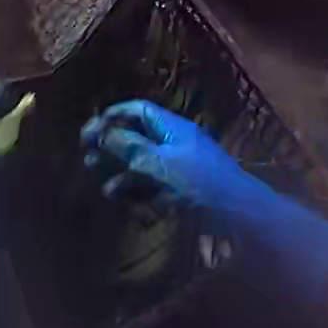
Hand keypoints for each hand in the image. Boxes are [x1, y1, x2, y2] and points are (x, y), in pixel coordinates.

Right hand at [81, 101, 327, 308]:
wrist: (241, 217)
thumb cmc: (202, 184)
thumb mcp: (163, 164)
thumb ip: (132, 149)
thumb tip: (103, 131)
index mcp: (173, 127)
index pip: (138, 110)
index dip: (113, 116)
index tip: (89, 129)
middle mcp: (174, 142)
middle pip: (137, 135)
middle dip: (111, 142)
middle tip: (86, 154)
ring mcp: (178, 166)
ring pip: (141, 161)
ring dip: (118, 167)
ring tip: (96, 176)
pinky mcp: (180, 190)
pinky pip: (151, 183)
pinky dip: (133, 187)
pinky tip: (117, 196)